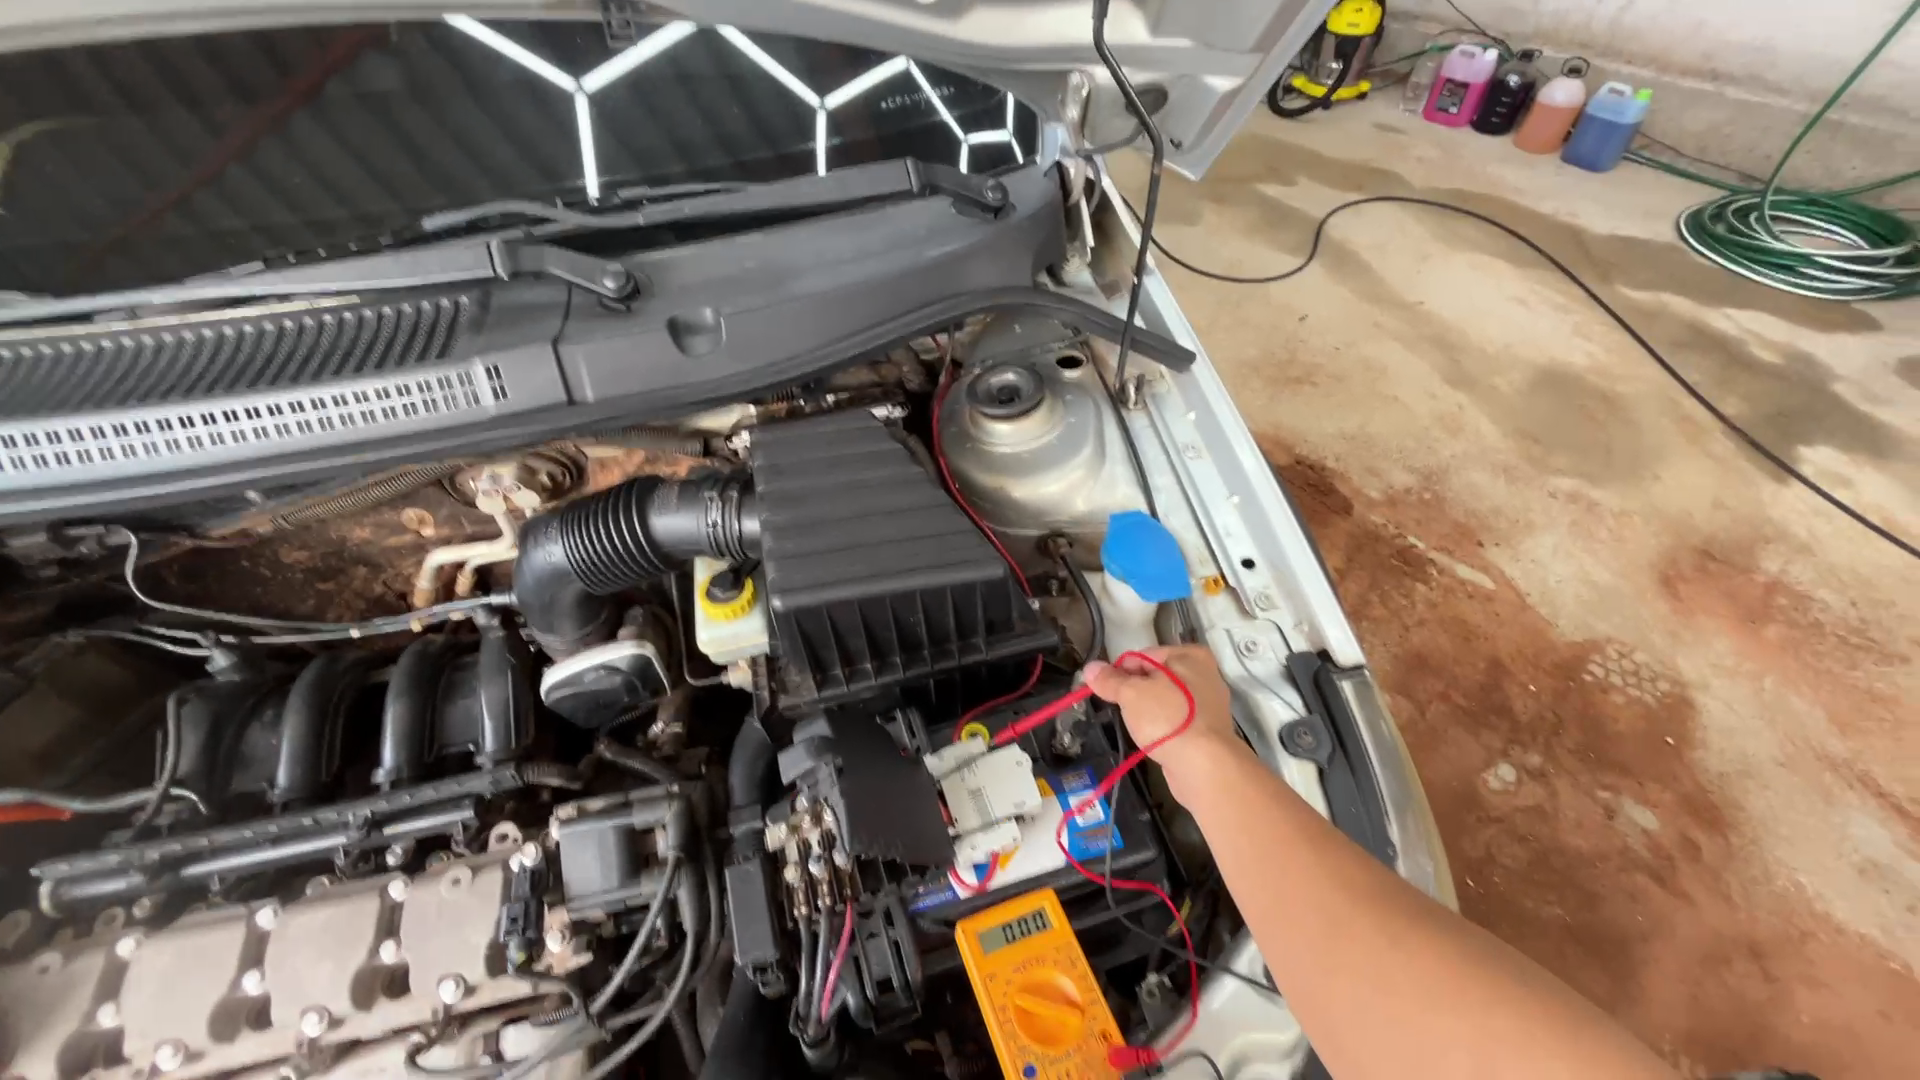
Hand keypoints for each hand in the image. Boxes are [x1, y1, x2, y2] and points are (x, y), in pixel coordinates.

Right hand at [1082, 645, 1244, 786]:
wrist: (1203, 765)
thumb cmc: (1167, 718)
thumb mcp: (1131, 693)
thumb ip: (1110, 680)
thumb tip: (1090, 668)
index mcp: (1189, 655)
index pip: (1142, 656)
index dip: (1121, 672)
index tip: (1107, 690)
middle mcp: (1204, 674)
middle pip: (1155, 678)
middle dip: (1135, 692)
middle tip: (1121, 709)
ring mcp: (1209, 703)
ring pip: (1165, 701)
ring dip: (1148, 711)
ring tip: (1137, 727)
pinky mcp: (1207, 729)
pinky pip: (1176, 721)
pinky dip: (1163, 727)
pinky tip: (1154, 739)